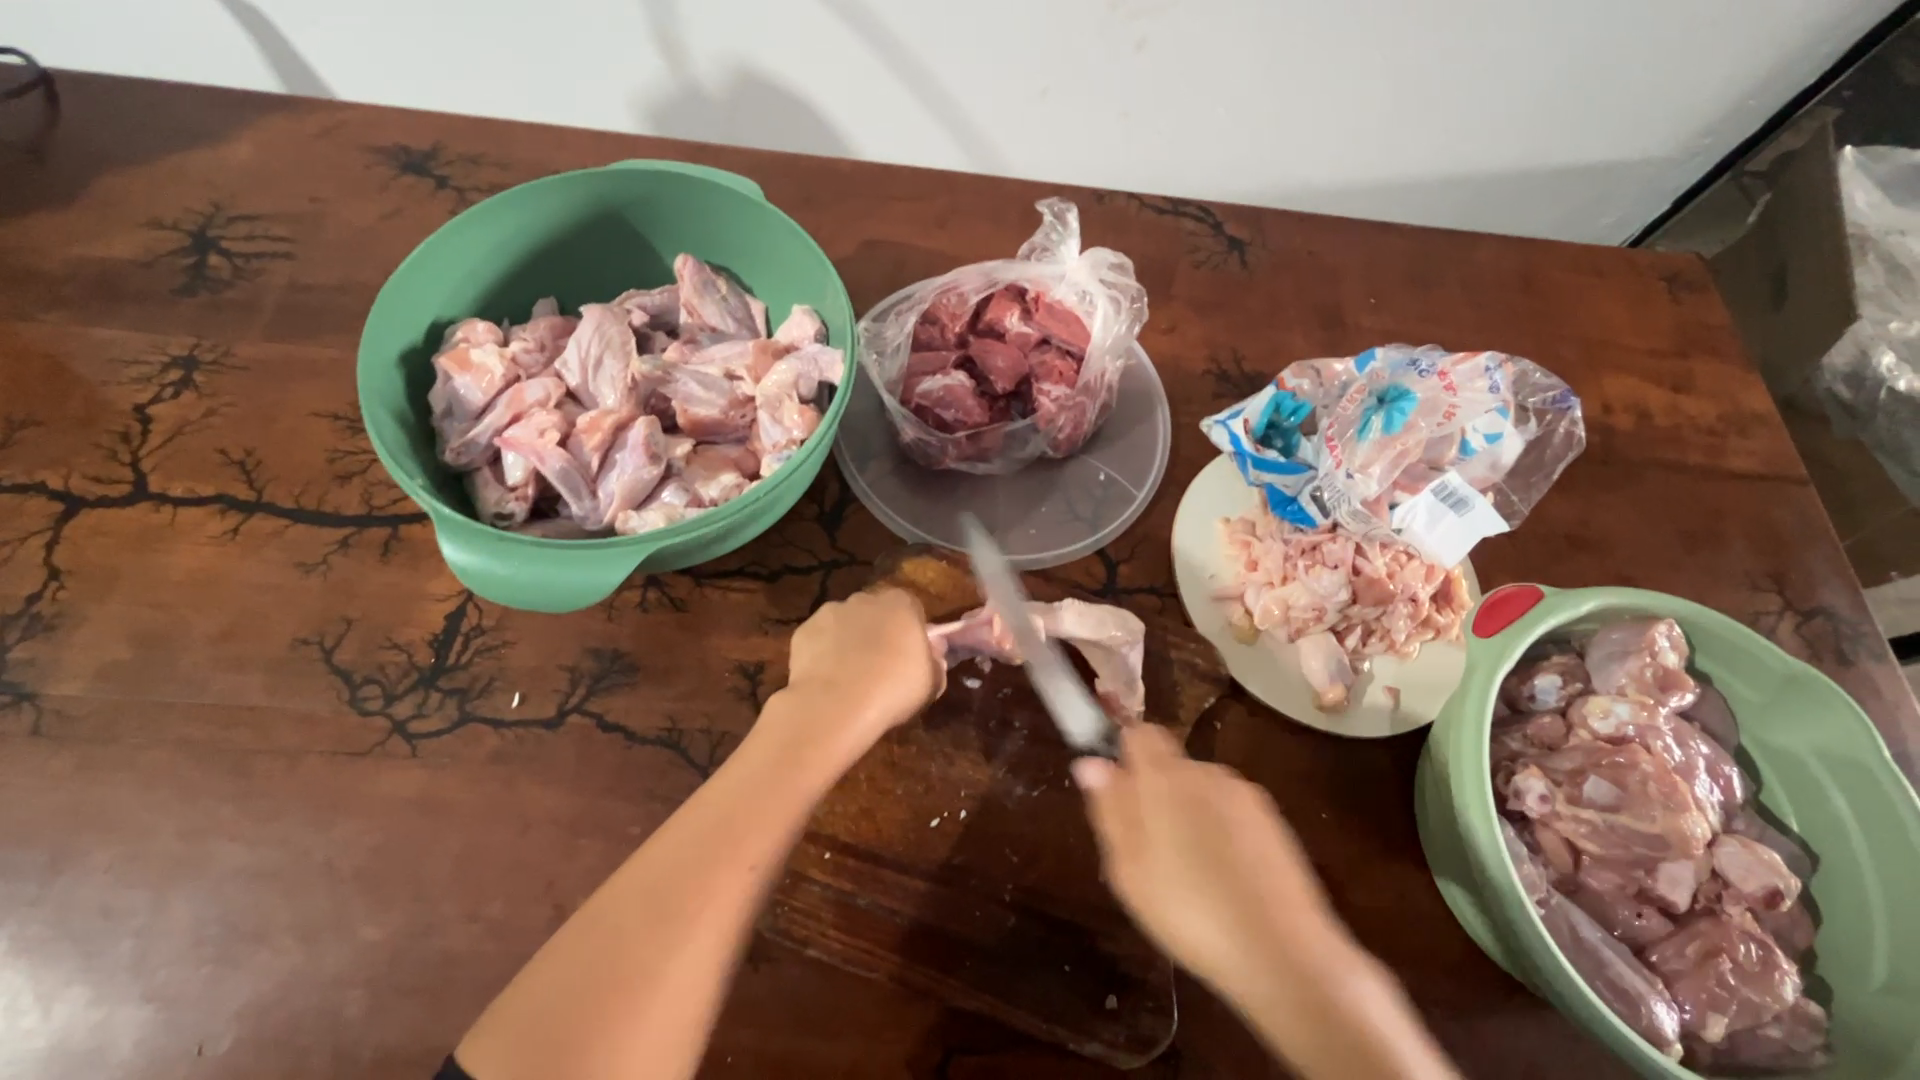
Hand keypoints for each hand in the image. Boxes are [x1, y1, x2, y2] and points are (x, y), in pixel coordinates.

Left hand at [776, 588, 944, 758]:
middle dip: (879, 633)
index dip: (911, 632)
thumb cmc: (893, 689)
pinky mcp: (803, 631)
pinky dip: (823, 654)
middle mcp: (865, 599)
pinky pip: (819, 640)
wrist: (836, 705)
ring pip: (844, 624)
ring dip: (849, 641)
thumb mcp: (932, 683)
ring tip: (850, 677)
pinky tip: (827, 680)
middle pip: (876, 612)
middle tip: (881, 667)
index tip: (910, 657)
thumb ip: (935, 662)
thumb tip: (933, 655)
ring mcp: (830, 612)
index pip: (911, 608)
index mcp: (901, 604)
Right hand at [1071, 725, 1344, 1002]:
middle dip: (1157, 795)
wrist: (1281, 950)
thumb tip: (1091, 763)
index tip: (1119, 793)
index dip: (1125, 754)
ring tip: (1190, 875)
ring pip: (1203, 792)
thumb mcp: (1128, 868)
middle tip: (1148, 850)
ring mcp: (1246, 796)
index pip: (1140, 733)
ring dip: (1191, 817)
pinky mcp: (1275, 823)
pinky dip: (1222, 836)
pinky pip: (1232, 815)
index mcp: (1165, 777)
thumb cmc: (1187, 910)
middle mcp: (1207, 773)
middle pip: (1172, 766)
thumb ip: (1110, 808)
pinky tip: (1224, 883)